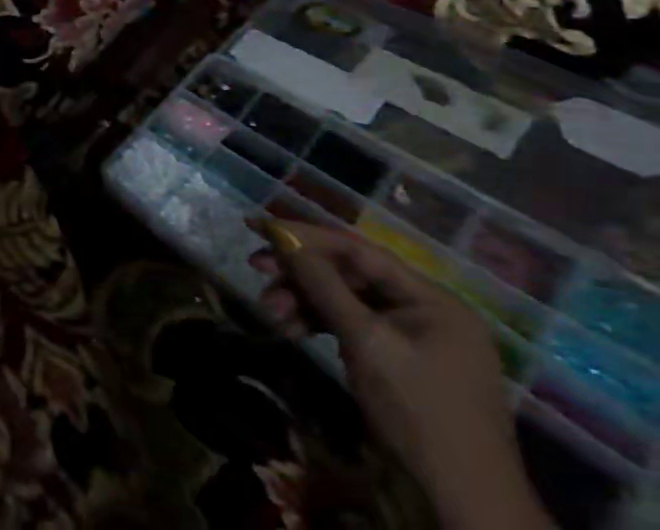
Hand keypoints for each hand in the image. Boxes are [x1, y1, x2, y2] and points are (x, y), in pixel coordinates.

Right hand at [250, 220, 551, 529]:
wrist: (458, 487)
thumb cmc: (416, 406)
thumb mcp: (365, 341)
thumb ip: (324, 286)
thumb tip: (284, 238)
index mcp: (432, 300)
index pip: (358, 250)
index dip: (304, 234)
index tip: (255, 225)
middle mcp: (424, 309)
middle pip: (348, 273)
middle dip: (299, 272)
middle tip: (254, 268)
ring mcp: (410, 334)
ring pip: (342, 298)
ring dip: (301, 300)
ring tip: (271, 314)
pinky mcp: (394, 355)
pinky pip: (347, 323)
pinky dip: (315, 322)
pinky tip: (290, 330)